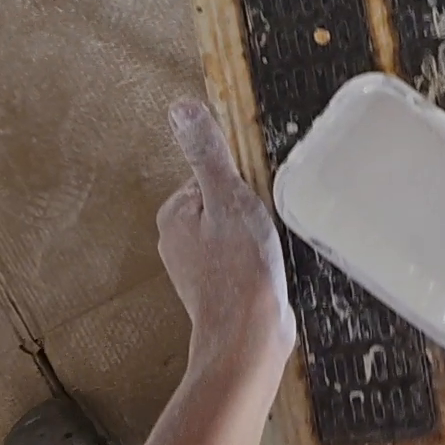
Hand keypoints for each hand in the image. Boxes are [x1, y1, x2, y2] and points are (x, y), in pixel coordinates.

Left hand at [158, 100, 296, 369]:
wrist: (249, 338)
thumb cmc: (240, 267)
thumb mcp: (228, 198)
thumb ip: (207, 153)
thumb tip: (180, 107)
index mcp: (174, 215)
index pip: (215, 174)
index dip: (243, 182)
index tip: (256, 201)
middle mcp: (178, 240)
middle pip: (227, 199)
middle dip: (251, 207)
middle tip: (266, 226)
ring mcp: (198, 266)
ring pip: (237, 226)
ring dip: (258, 230)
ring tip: (270, 247)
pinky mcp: (220, 285)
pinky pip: (242, 252)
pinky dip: (259, 253)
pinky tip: (270, 265)